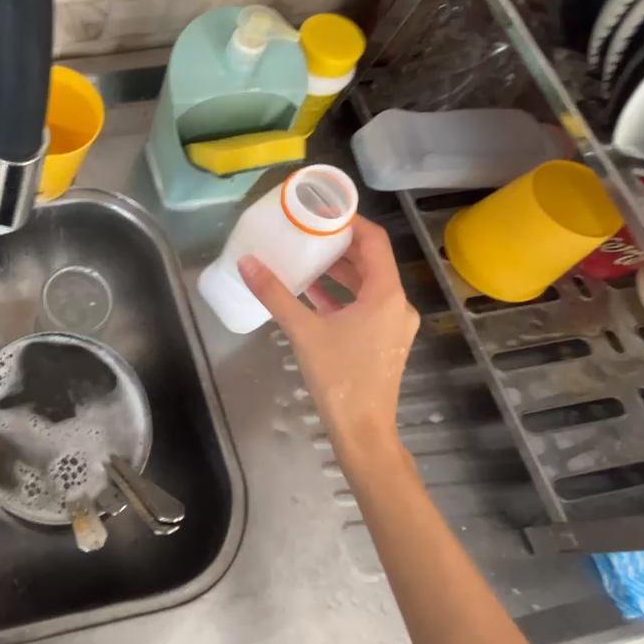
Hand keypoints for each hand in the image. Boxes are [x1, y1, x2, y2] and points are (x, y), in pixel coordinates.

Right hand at [237, 215, 416, 467]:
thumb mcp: (303, 331)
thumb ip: (275, 294)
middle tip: (307, 232)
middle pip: (372, 262)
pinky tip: (311, 293)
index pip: (375, 242)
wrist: (362, 431)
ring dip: (339, 271)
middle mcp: (396, 305)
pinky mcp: (383, 341)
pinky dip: (342, 294)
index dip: (351, 222)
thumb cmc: (339, 378)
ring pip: (368, 285)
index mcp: (386, 295)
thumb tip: (247, 262)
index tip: (322, 212)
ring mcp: (392, 325)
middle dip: (340, 246)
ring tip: (305, 259)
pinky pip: (365, 305)